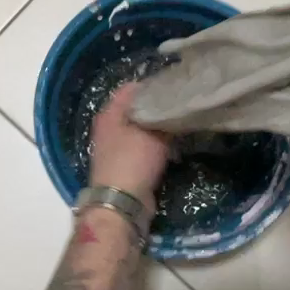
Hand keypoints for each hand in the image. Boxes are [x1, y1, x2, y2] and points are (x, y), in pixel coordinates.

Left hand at [87, 83, 170, 206]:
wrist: (120, 203)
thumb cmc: (133, 161)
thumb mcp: (154, 135)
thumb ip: (163, 118)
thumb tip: (174, 107)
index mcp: (109, 113)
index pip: (131, 88)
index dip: (152, 86)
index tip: (174, 87)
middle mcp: (108, 127)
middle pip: (136, 110)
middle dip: (158, 109)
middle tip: (181, 107)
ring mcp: (115, 147)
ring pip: (141, 130)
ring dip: (159, 130)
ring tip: (181, 126)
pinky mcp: (125, 164)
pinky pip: (143, 148)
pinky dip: (156, 147)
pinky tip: (174, 149)